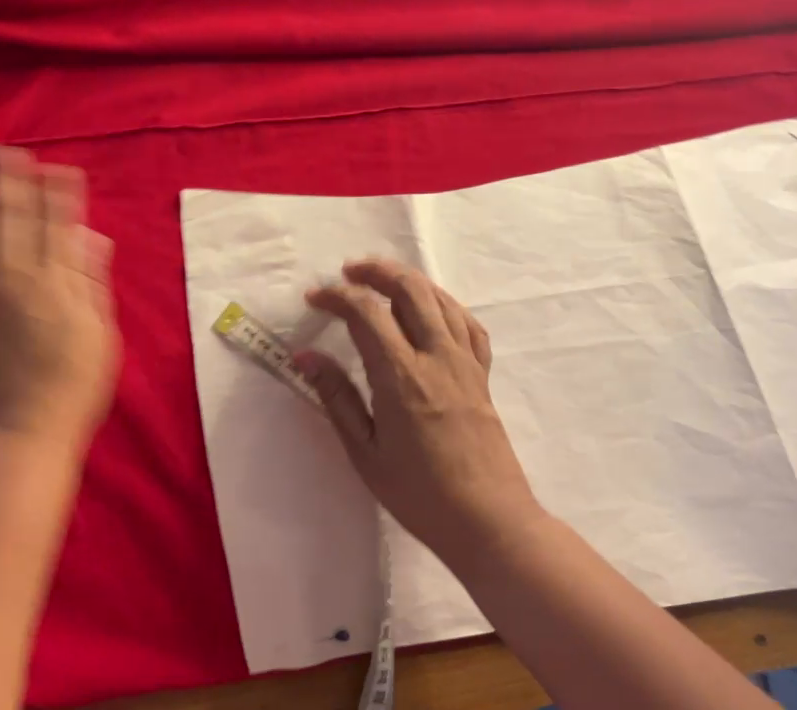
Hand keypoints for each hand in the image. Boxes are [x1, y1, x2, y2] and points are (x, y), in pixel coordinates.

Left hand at [0, 148, 119, 449]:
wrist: (21, 430)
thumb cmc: (74, 385)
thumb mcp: (100, 334)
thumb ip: (90, 282)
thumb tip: (89, 236)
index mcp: (54, 281)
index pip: (54, 222)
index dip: (52, 189)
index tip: (50, 163)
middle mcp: (13, 276)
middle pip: (8, 218)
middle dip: (4, 181)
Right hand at [299, 259, 544, 563]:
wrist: (490, 524)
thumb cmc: (418, 494)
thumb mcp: (363, 451)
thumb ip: (336, 397)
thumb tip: (305, 356)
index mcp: (401, 377)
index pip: (366, 313)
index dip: (336, 297)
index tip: (314, 299)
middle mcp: (436, 359)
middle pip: (410, 291)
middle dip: (376, 272)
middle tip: (348, 272)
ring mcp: (466, 366)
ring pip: (441, 301)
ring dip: (408, 281)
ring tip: (382, 280)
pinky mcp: (482, 378)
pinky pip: (467, 325)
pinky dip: (444, 305)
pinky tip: (430, 309)